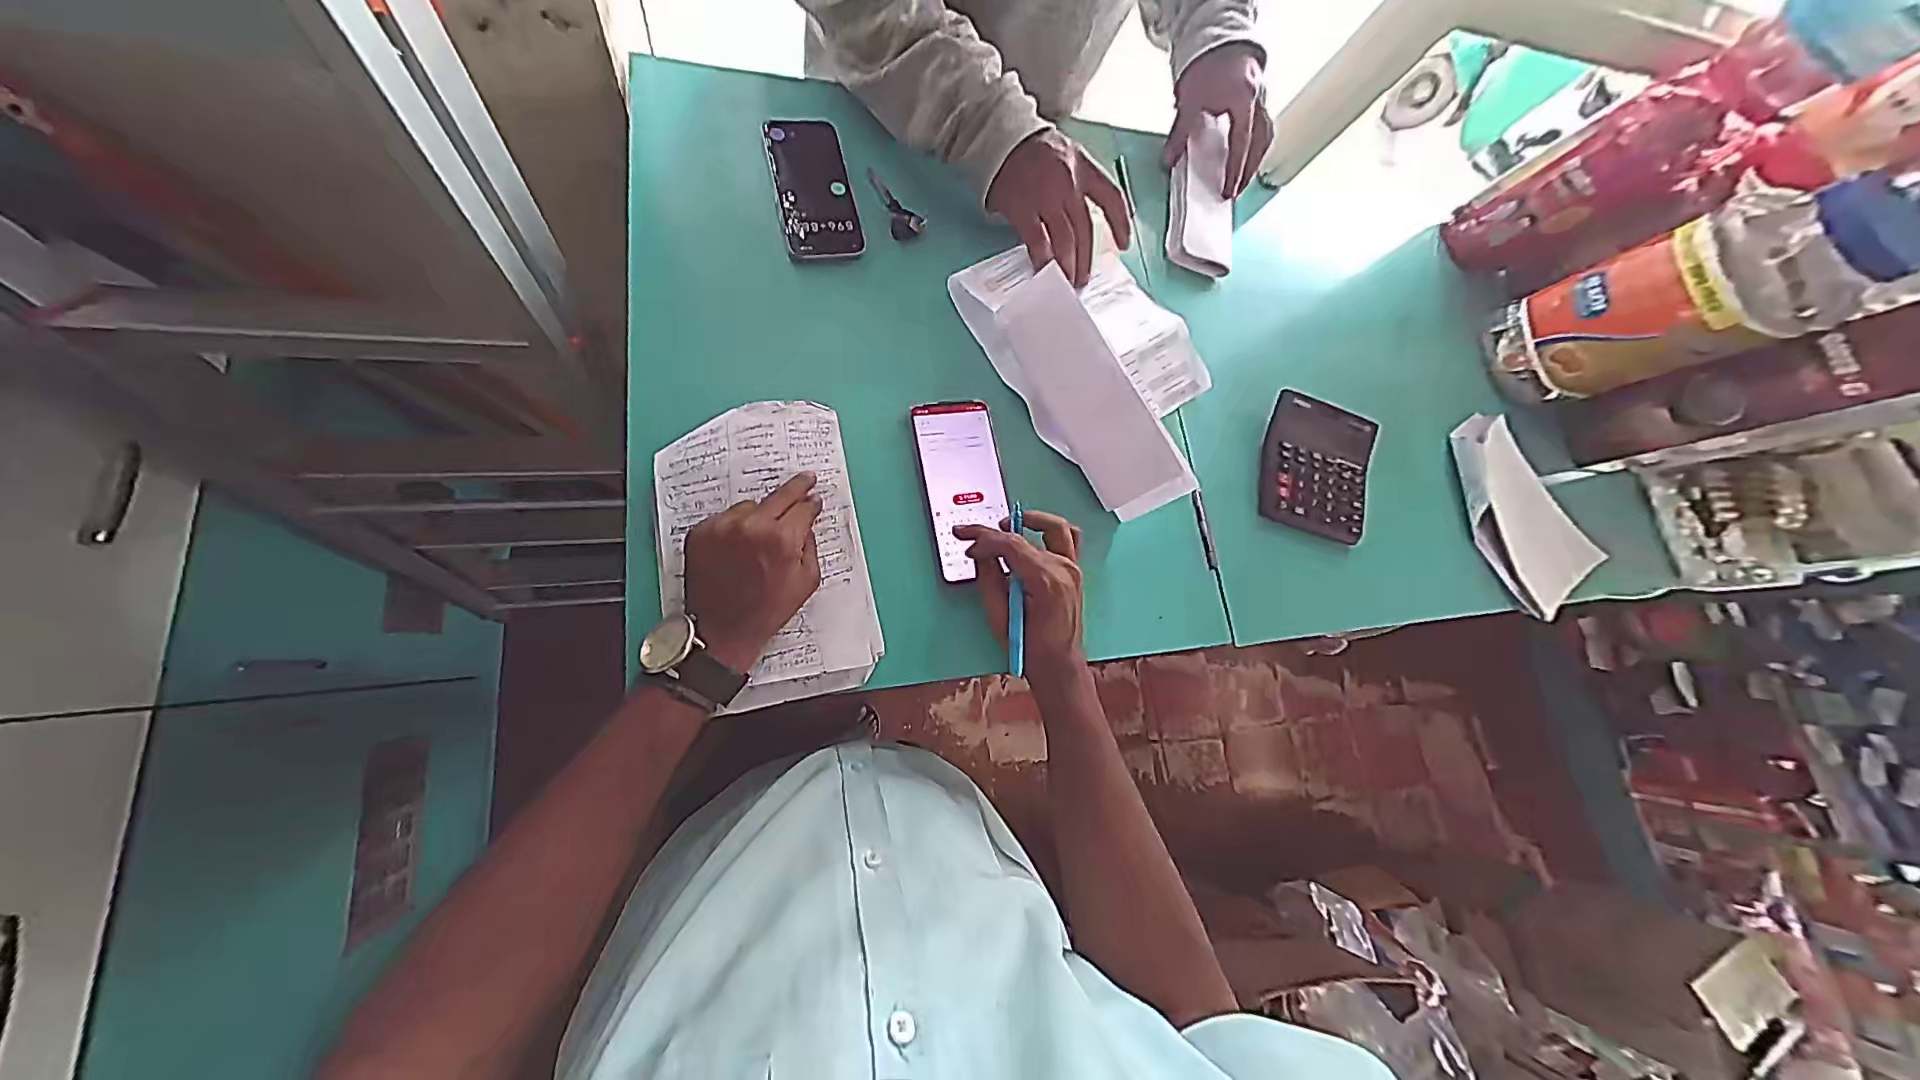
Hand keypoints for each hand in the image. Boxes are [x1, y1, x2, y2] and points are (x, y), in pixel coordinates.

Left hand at [684, 473, 822, 670]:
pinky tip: (739, 546)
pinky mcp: (701, 533)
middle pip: (780, 495)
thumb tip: (807, 525)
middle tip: (804, 482)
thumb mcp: (806, 581)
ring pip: (751, 506)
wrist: (722, 630)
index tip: (814, 497)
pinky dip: (735, 526)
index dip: (812, 502)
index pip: (803, 507)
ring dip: (760, 515)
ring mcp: (723, 528)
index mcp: (781, 539)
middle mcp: (751, 527)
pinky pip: (726, 518)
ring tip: (761, 538)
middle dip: (796, 489)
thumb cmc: (764, 611)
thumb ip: (810, 546)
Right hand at [954, 510, 1085, 674]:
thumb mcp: (999, 616)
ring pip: (1054, 528)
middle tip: (975, 536)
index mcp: (1045, 581)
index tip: (965, 539)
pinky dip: (1050, 531)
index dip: (984, 539)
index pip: (1010, 545)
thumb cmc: (1031, 648)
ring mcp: (1073, 569)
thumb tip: (981, 554)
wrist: (1058, 664)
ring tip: (1008, 525)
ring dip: (1030, 522)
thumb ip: (989, 579)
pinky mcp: (1074, 572)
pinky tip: (1034, 533)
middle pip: (1025, 536)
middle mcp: (1063, 569)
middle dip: (996, 533)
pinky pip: (1069, 539)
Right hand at [986, 128, 1132, 288]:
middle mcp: (1069, 183)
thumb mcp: (1068, 156)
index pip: (1112, 198)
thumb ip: (1080, 184)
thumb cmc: (1034, 152)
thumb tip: (1084, 223)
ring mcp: (1045, 197)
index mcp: (1084, 168)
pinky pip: (1037, 242)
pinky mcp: (1023, 209)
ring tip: (1067, 281)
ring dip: (1068, 265)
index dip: (1121, 224)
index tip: (1124, 244)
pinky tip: (1044, 271)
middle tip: (1083, 278)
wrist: (1002, 140)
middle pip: (1085, 229)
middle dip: (1086, 260)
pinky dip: (1042, 260)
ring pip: (1065, 240)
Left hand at [1165, 42, 1270, 198]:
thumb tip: (1168, 162)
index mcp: (1243, 100)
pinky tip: (1247, 159)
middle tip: (1235, 192)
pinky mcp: (1261, 100)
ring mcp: (1263, 99)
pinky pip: (1265, 128)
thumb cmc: (1206, 66)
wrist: (1218, 41)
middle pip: (1259, 143)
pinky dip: (1257, 147)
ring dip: (1255, 161)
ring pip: (1266, 136)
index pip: (1241, 143)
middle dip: (1248, 171)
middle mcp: (1258, 101)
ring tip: (1242, 180)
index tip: (1227, 191)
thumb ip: (1180, 134)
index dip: (1235, 170)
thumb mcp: (1189, 101)